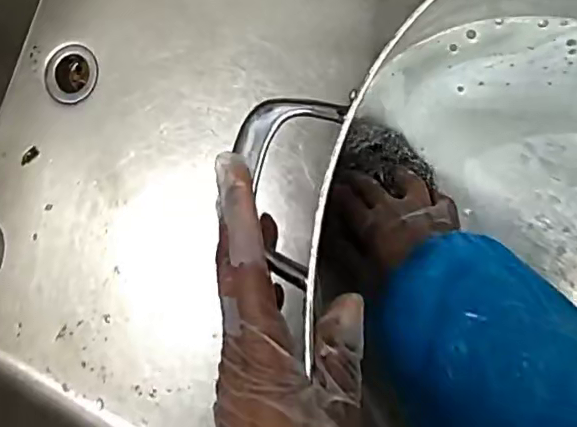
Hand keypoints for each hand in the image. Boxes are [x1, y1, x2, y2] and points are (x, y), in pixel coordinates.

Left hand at [215, 153, 364, 426]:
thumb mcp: (334, 412)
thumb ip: (338, 357)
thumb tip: (348, 305)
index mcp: (255, 350)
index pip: (241, 265)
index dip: (237, 213)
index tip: (229, 173)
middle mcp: (237, 354)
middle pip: (228, 272)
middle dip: (231, 223)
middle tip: (236, 181)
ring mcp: (236, 369)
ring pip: (235, 293)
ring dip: (245, 253)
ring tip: (262, 224)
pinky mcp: (242, 386)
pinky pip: (244, 320)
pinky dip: (256, 289)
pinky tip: (274, 293)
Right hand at [331, 168, 460, 275]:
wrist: (440, 288)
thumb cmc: (400, 289)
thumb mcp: (364, 277)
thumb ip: (347, 256)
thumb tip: (334, 239)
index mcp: (371, 225)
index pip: (349, 204)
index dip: (340, 195)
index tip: (335, 190)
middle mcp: (394, 209)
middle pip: (372, 187)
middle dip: (360, 180)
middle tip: (353, 176)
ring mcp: (421, 207)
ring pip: (409, 182)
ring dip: (399, 175)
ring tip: (394, 172)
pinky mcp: (445, 214)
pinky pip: (439, 196)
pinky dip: (434, 193)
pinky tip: (432, 191)